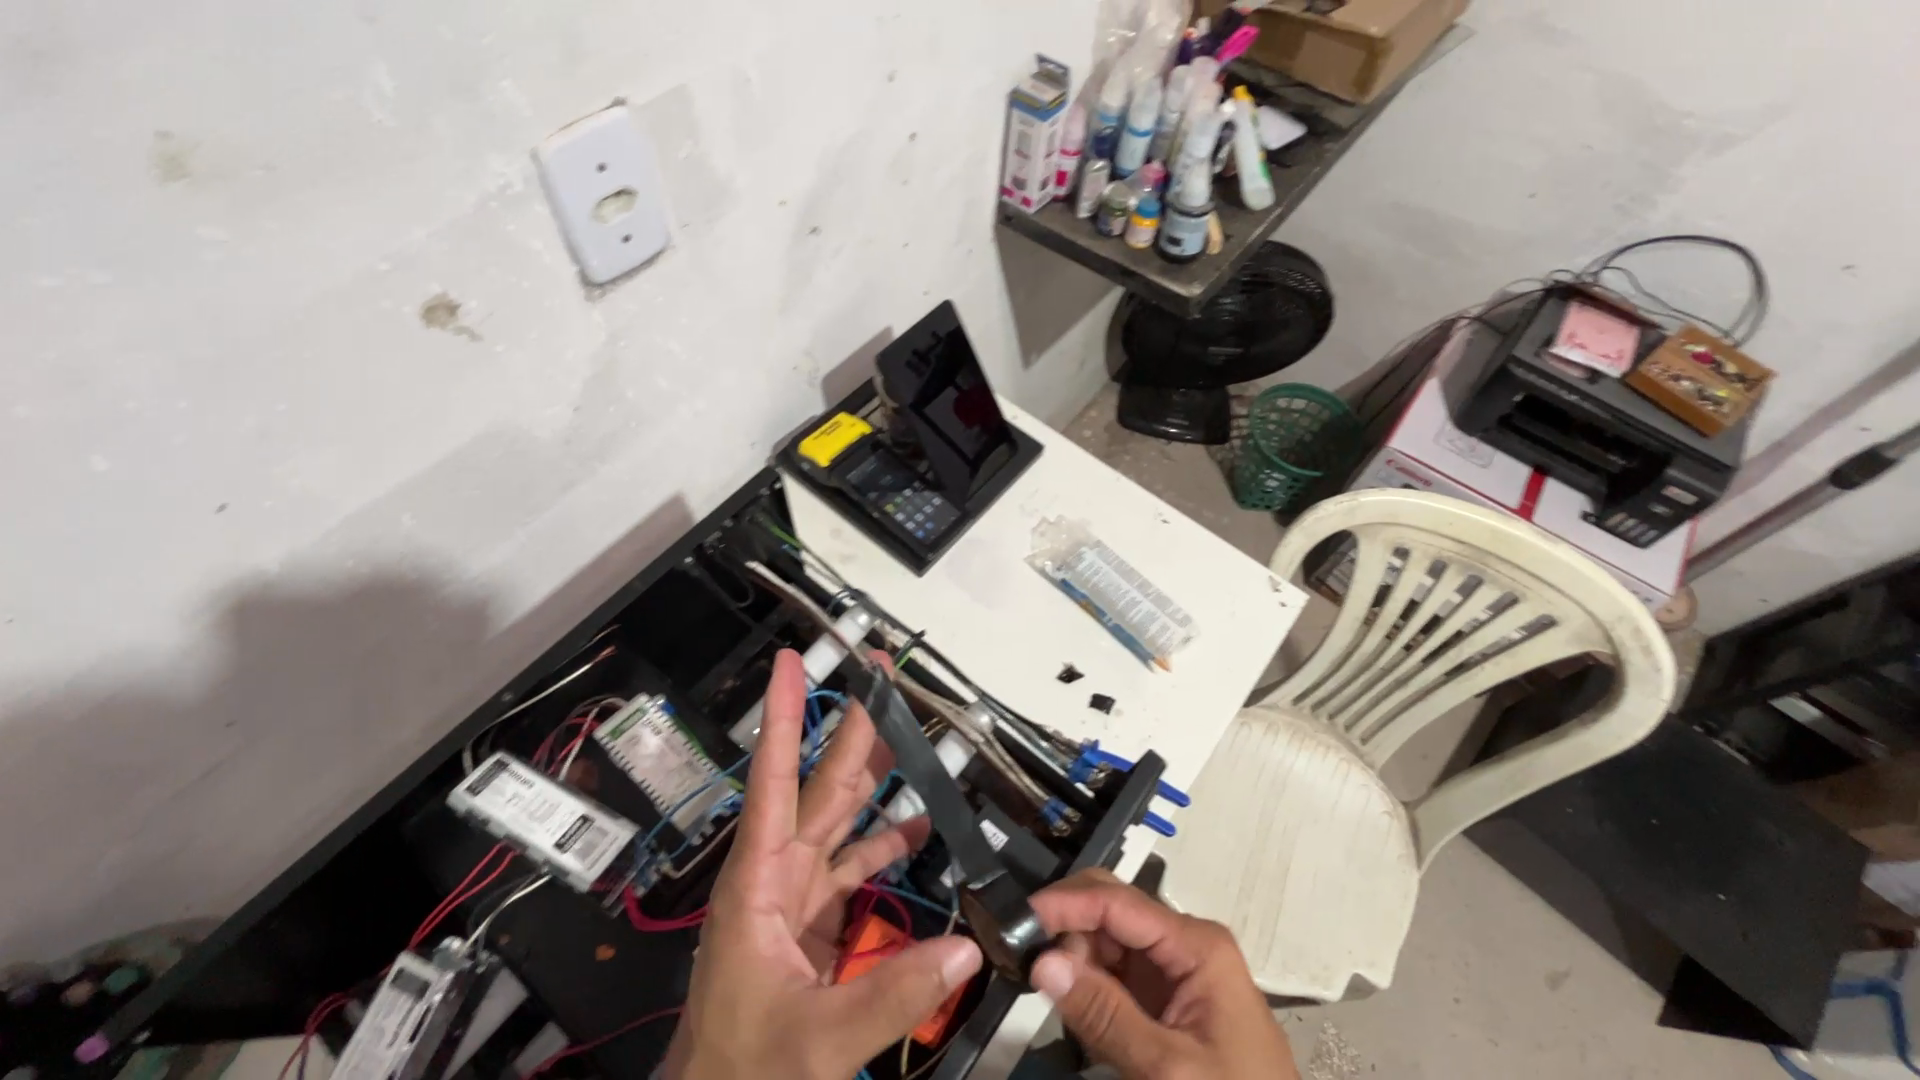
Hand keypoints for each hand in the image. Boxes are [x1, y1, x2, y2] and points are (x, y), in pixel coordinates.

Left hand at [664, 649, 983, 1079]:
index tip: (791, 664)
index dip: (784, 720)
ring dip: (871, 780)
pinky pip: (851, 867)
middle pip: (818, 789)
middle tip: (879, 679)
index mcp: (758, 885)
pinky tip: (916, 828)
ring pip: (837, 820)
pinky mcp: (811, 923)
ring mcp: (793, 899)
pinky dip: (882, 845)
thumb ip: (891, 995)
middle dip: (850, 732)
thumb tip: (966, 948)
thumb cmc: (744, 1070)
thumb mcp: (816, 1040)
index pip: (773, 784)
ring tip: (907, 738)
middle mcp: (774, 877)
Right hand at [1028, 869, 1296, 1079]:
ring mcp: (1173, 969)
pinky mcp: (1163, 997)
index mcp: (1196, 944)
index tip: (1015, 920)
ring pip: (1106, 938)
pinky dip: (1085, 981)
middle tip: (1022, 956)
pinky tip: (1069, 1000)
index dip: (1064, 903)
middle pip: (1110, 909)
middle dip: (1065, 924)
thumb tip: (1042, 961)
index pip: (1117, 901)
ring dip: (1071, 953)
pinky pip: (1113, 971)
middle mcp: (1184, 942)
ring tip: (1038, 980)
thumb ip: (1105, 1015)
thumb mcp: (1168, 1069)